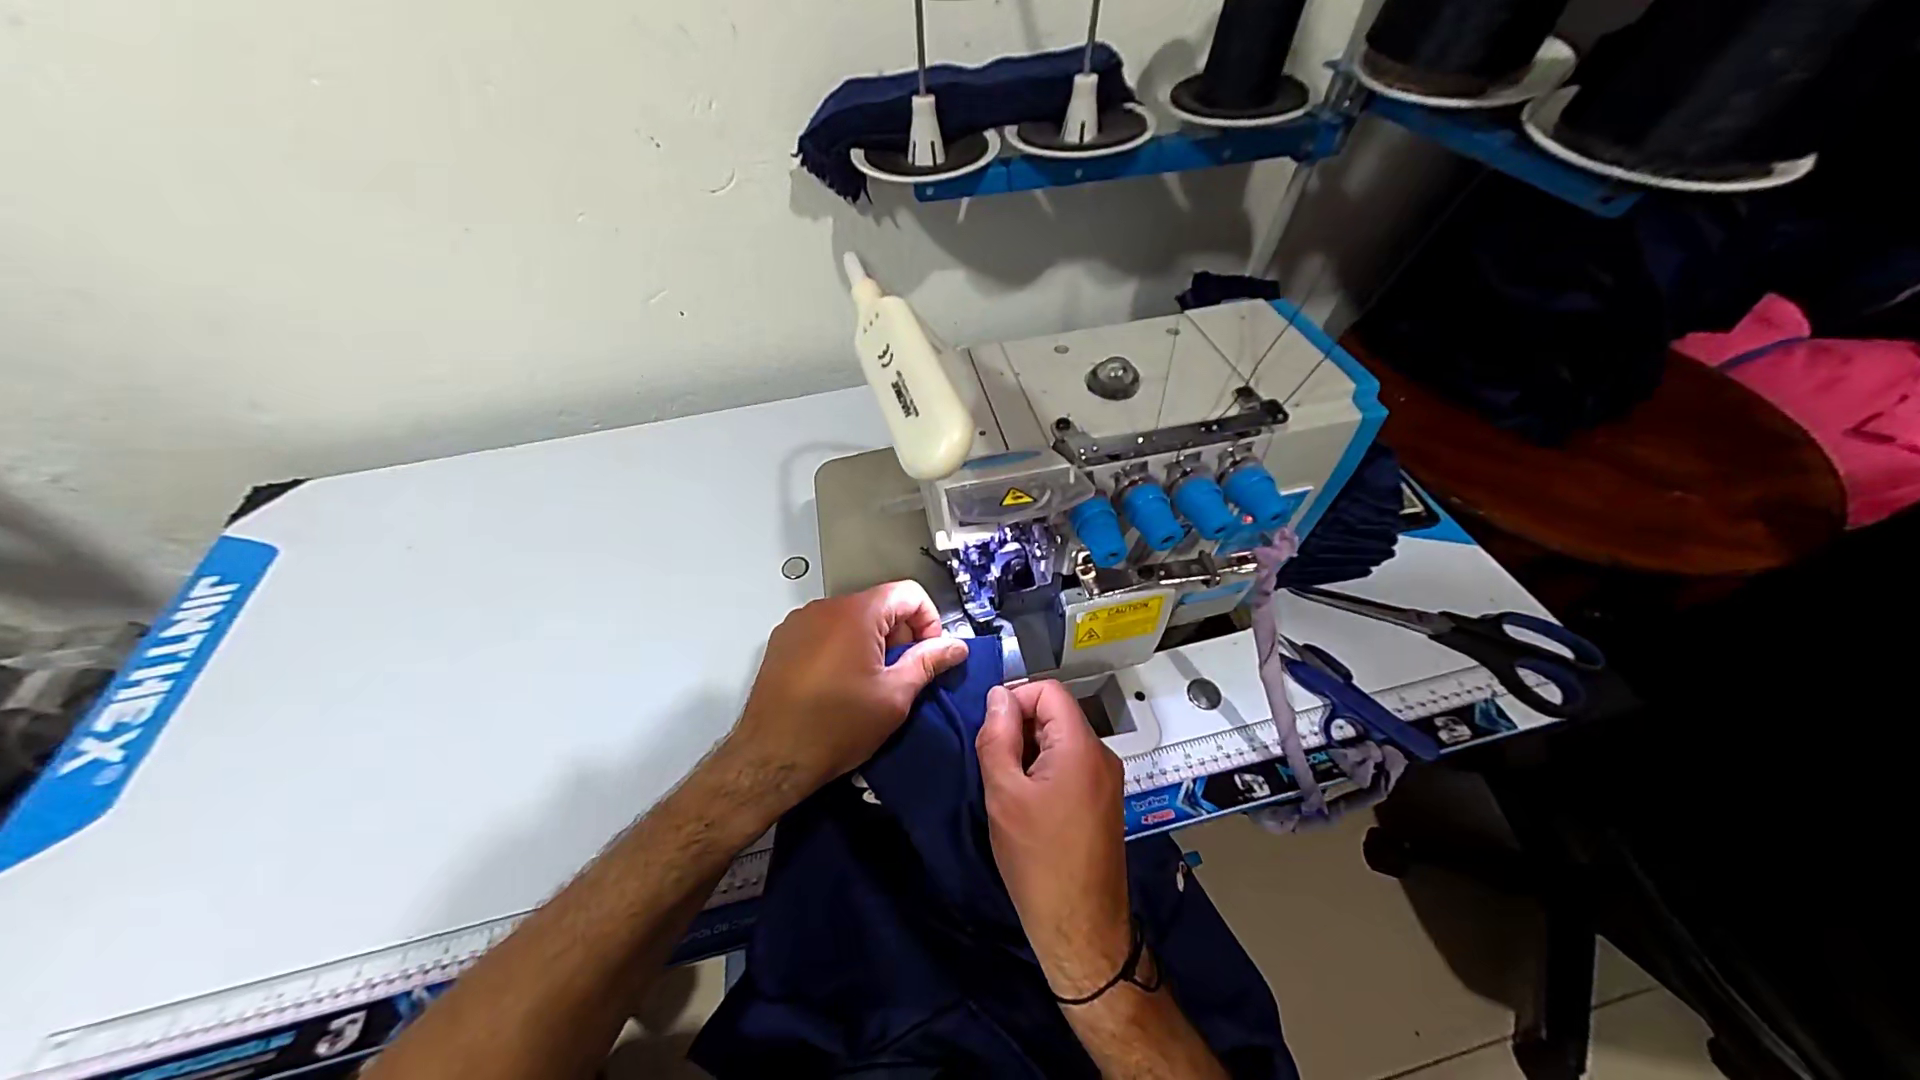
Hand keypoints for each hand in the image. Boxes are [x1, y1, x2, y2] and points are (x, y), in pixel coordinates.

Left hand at [734, 580, 969, 791]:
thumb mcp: (895, 696)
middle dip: (900, 634)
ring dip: (871, 642)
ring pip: (852, 618)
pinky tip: (839, 684)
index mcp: (857, 613)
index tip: (928, 654)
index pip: (909, 593)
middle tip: (901, 675)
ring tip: (869, 684)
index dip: (929, 621)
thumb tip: (955, 646)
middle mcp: (826, 607)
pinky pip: (825, 631)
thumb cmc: (836, 727)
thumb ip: (928, 662)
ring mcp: (799, 622)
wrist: (771, 758)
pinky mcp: (782, 640)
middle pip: (879, 604)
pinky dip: (841, 647)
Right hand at [976, 681, 1131, 998]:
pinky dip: (1045, 770)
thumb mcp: (1004, 794)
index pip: (1048, 691)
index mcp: (1082, 746)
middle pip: (1056, 714)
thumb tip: (998, 697)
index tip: (989, 731)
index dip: (1014, 699)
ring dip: (1030, 751)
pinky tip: (1027, 803)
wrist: (1081, 927)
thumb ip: (998, 737)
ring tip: (1008, 788)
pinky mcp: (1103, 800)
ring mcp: (1106, 779)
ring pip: (1061, 740)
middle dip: (1019, 727)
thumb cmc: (1038, 859)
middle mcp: (1102, 755)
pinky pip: (1071, 765)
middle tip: (994, 764)